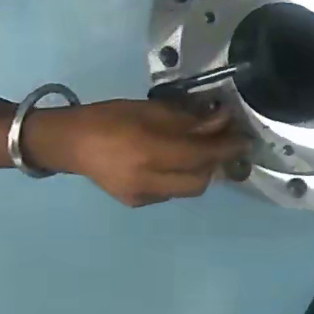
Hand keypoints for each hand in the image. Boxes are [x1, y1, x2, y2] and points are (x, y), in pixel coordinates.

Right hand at [23, 100, 250, 206]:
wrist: (67, 143)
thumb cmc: (109, 118)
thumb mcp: (150, 110)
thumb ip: (187, 120)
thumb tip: (221, 122)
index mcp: (149, 152)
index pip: (201, 155)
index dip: (227, 148)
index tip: (245, 139)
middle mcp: (148, 180)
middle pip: (200, 179)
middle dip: (215, 161)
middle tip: (221, 141)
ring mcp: (141, 196)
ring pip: (188, 189)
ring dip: (200, 170)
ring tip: (198, 150)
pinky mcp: (136, 202)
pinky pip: (171, 192)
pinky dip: (181, 177)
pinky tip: (173, 161)